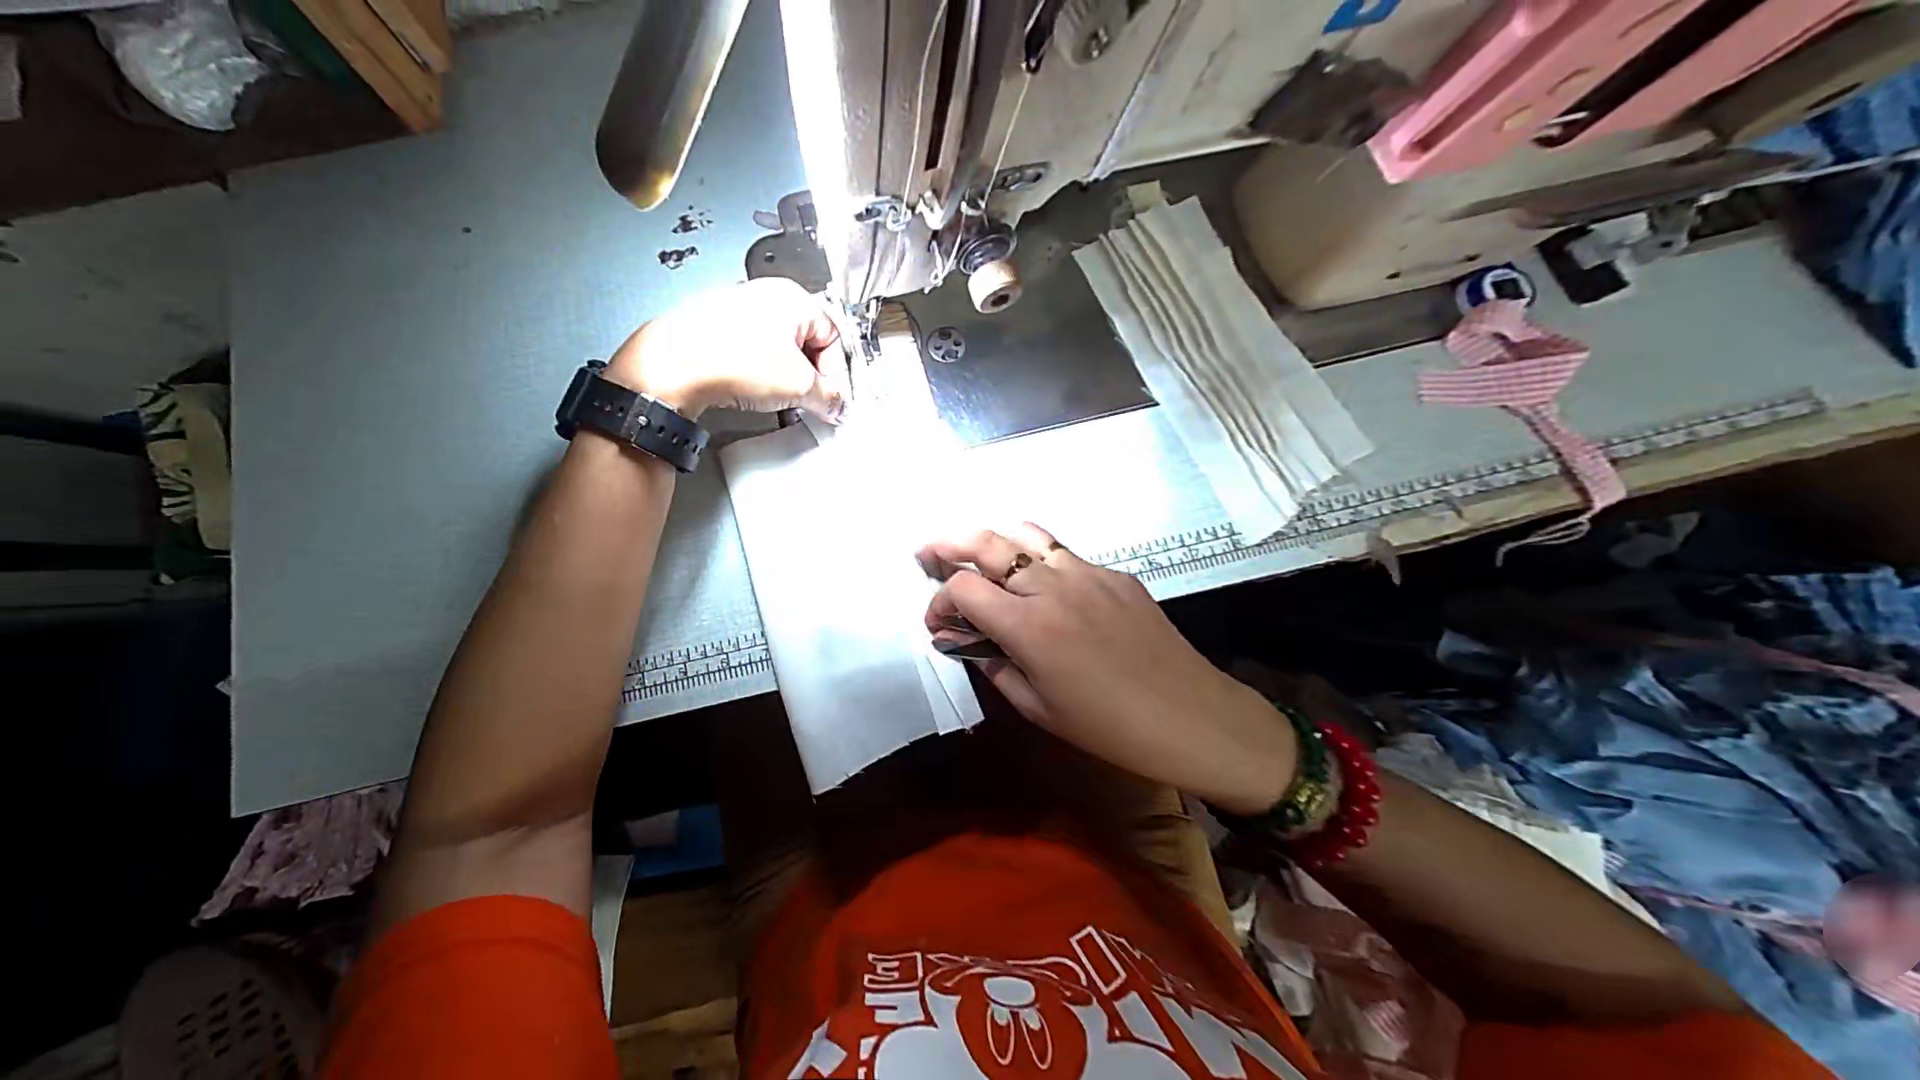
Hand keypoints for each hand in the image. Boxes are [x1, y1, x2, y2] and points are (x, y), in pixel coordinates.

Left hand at [605, 278, 851, 421]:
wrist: (671, 366)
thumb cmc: (730, 359)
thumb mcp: (799, 387)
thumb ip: (829, 398)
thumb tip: (836, 405)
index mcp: (794, 297)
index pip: (833, 338)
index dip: (836, 374)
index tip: (832, 401)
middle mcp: (765, 296)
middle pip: (805, 342)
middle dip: (810, 376)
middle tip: (808, 402)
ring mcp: (735, 309)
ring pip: (776, 348)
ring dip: (783, 377)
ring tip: (775, 399)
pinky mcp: (712, 328)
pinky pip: (748, 352)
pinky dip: (755, 373)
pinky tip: (748, 391)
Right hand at [922, 524, 1298, 814]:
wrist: (1189, 716)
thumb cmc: (1107, 727)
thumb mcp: (1038, 707)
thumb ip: (993, 665)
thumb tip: (961, 641)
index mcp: (1027, 625)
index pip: (963, 588)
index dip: (939, 602)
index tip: (937, 623)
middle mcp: (1052, 586)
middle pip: (987, 543)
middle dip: (949, 544)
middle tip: (929, 550)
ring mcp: (1087, 572)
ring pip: (1027, 534)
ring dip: (995, 539)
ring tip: (980, 552)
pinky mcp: (1115, 574)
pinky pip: (1065, 553)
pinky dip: (1039, 558)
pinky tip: (1041, 583)